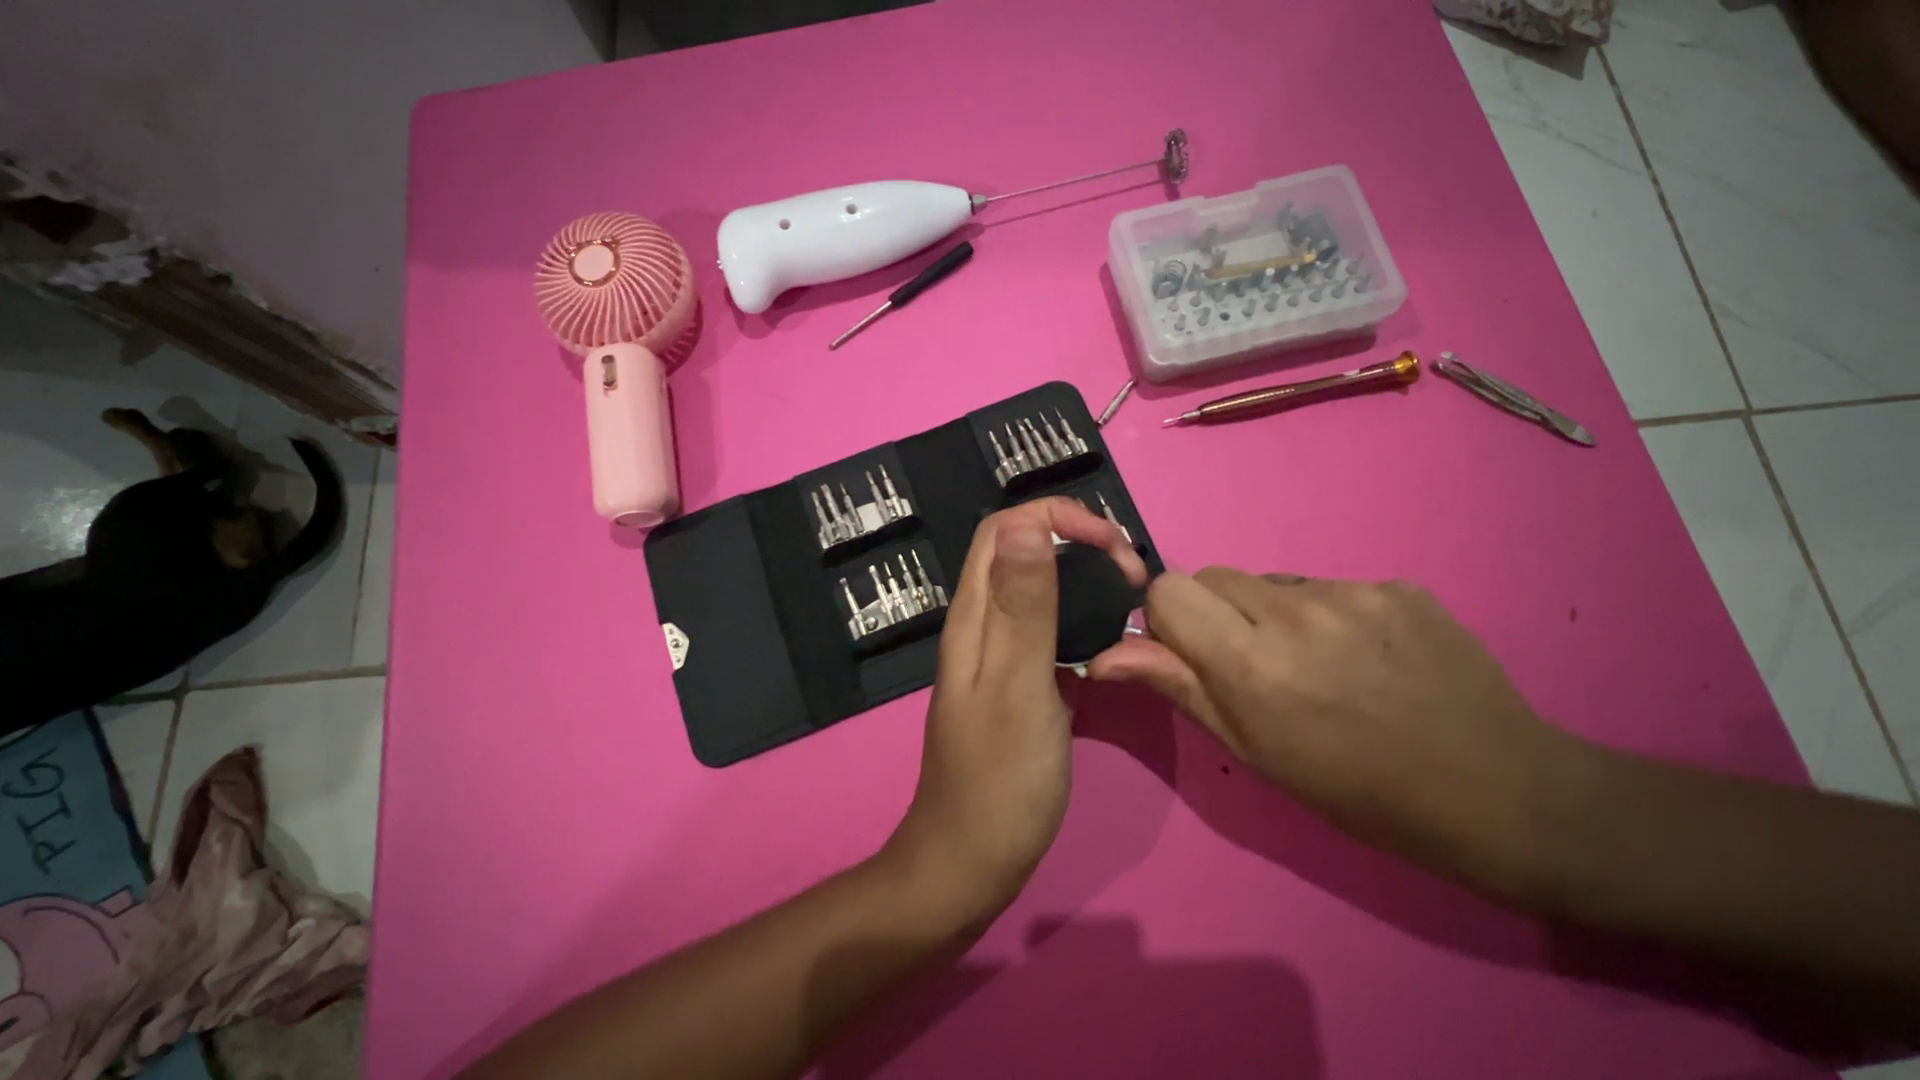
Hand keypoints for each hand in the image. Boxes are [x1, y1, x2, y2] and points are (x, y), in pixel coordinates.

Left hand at [886, 498, 1147, 921]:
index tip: (1115, 550)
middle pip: (1023, 554)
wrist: (970, 863)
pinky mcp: (1018, 691)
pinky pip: (1049, 637)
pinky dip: (1082, 626)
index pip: (1005, 528)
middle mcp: (980, 629)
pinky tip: (1111, 649)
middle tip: (1132, 578)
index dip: (1060, 519)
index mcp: (974, 618)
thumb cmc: (1001, 779)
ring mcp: (998, 661)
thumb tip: (1025, 521)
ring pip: (1039, 594)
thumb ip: (1023, 605)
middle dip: (1079, 544)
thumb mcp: (1018, 685)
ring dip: (1084, 583)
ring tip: (1130, 603)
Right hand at [1089, 569, 1592, 898]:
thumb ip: (1179, 688)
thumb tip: (1103, 655)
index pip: (1168, 589)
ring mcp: (1352, 591)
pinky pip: (1330, 586)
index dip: (1168, 620)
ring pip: (1273, 581)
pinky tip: (1366, 659)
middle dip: (1216, 614)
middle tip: (1253, 667)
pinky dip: (1328, 615)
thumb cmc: (1355, 790)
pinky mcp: (1396, 584)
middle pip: (1215, 576)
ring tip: (1320, 667)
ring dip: (1272, 614)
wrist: (1492, 788)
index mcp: (1250, 661)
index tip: (1191, 656)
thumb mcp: (1254, 751)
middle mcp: (1295, 610)